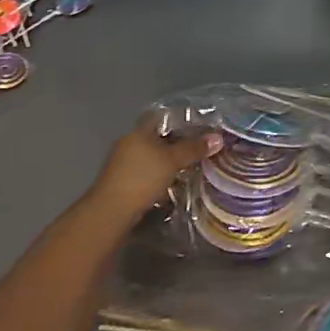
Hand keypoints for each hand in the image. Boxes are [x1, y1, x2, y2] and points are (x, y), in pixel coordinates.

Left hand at [88, 111, 221, 217]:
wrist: (110, 213)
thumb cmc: (142, 178)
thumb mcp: (173, 160)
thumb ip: (195, 148)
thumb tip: (219, 138)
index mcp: (139, 132)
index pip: (162, 117)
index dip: (181, 118)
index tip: (201, 124)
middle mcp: (130, 144)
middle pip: (159, 137)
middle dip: (179, 141)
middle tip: (202, 145)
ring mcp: (124, 164)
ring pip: (154, 156)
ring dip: (171, 160)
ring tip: (194, 164)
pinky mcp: (124, 182)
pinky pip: (149, 172)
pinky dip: (163, 174)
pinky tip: (177, 182)